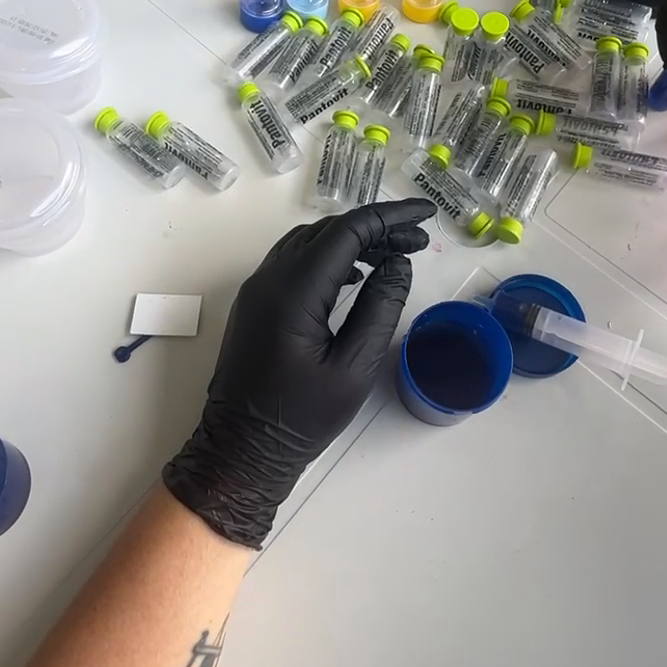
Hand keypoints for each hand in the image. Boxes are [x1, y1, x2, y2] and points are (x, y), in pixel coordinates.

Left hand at [162, 199, 434, 547]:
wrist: (240, 450)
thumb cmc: (301, 417)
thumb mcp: (354, 367)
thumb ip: (380, 308)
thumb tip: (398, 263)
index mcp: (294, 290)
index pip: (347, 231)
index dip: (390, 217)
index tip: (425, 216)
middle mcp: (270, 277)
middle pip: (328, 230)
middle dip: (376, 227)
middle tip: (417, 242)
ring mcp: (258, 288)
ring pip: (309, 241)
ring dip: (352, 239)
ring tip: (393, 254)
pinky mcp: (255, 302)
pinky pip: (295, 260)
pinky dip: (329, 256)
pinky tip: (355, 275)